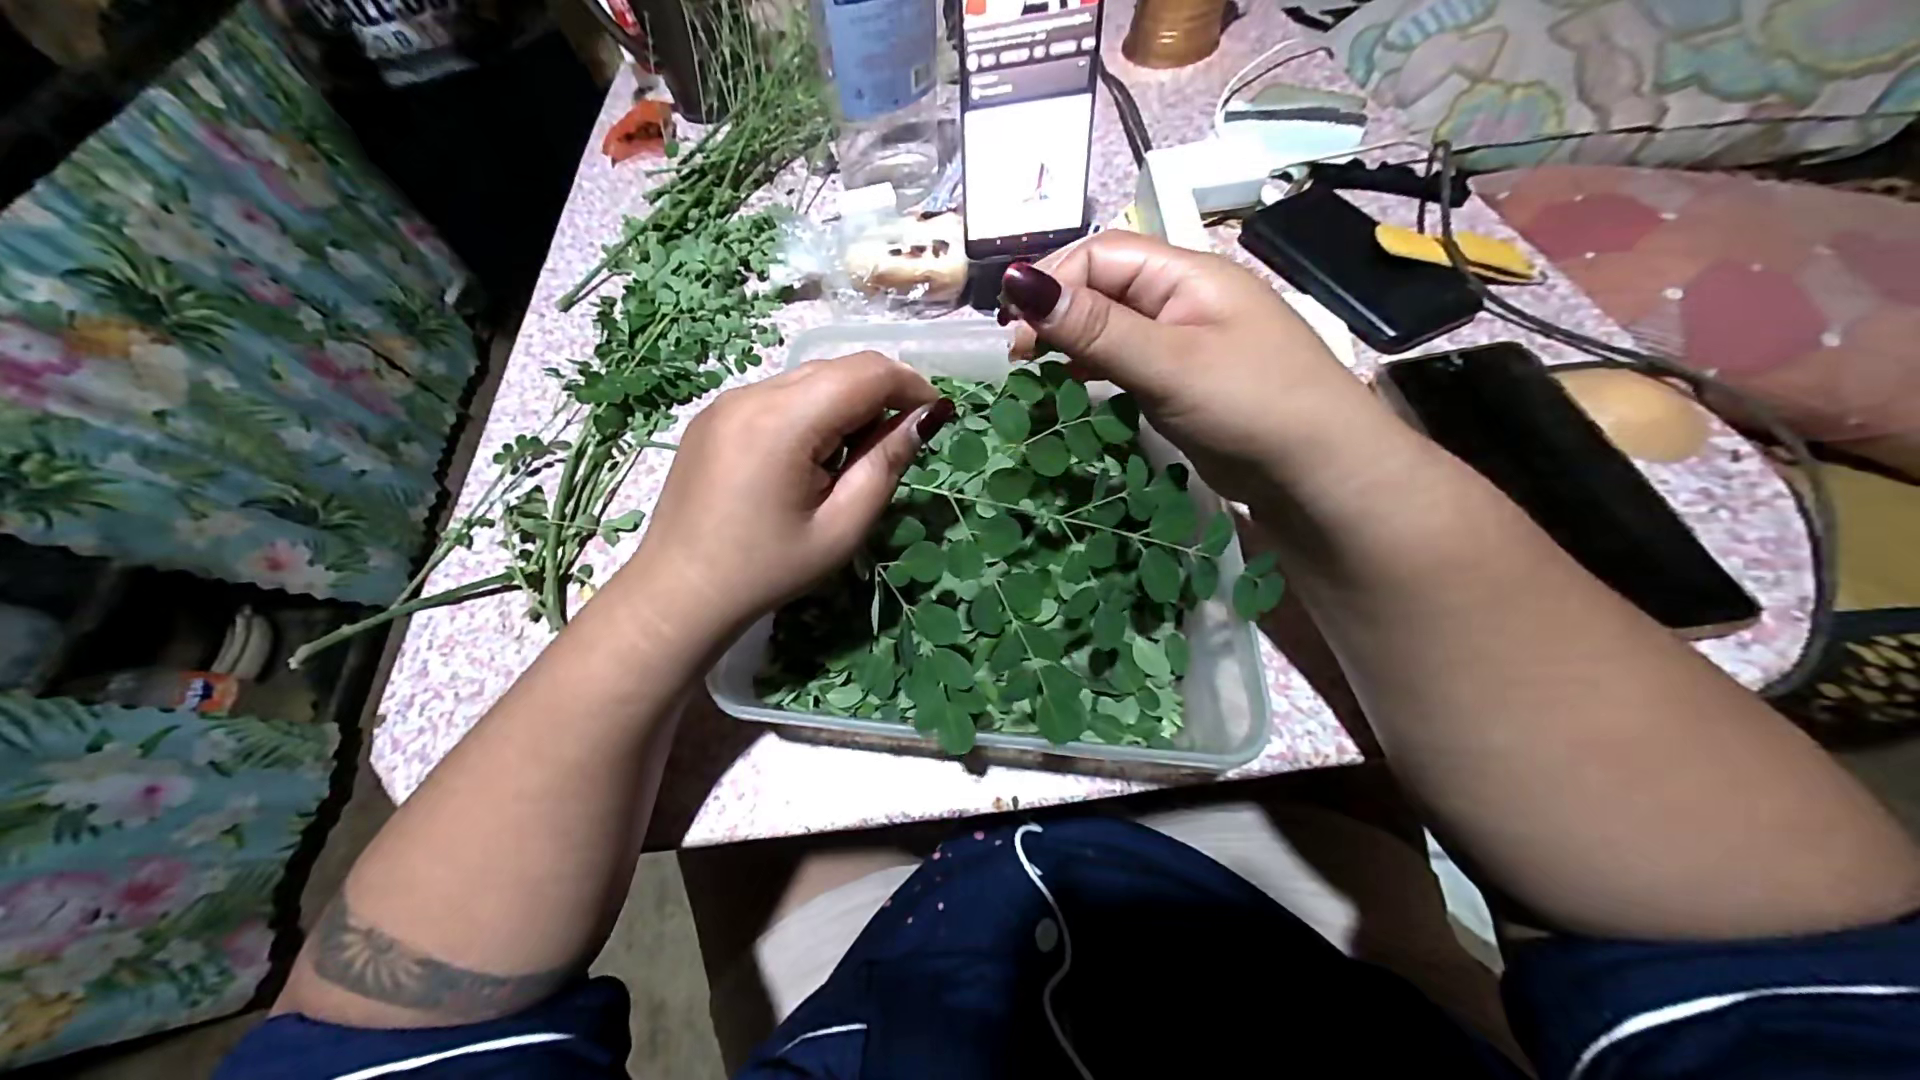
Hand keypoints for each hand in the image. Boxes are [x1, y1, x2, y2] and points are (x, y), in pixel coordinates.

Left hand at [615, 352, 946, 639]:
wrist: (680, 592)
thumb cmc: (768, 570)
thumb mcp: (842, 527)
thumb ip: (886, 464)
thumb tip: (924, 419)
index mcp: (782, 421)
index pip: (866, 373)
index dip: (911, 386)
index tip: (935, 417)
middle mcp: (751, 395)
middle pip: (838, 369)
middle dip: (881, 395)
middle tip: (896, 445)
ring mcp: (727, 401)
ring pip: (810, 379)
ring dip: (847, 404)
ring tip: (852, 460)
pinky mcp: (716, 415)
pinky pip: (781, 396)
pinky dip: (814, 412)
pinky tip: (812, 458)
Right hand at [999, 231, 1398, 504]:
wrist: (1318, 471)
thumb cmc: (1250, 404)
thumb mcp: (1168, 362)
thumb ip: (1095, 326)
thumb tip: (1019, 282)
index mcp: (1186, 272)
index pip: (1101, 254)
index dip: (1052, 282)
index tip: (1013, 329)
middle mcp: (1182, 297)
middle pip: (1102, 285)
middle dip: (1055, 311)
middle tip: (1017, 355)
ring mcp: (1183, 340)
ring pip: (1110, 324)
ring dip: (1069, 340)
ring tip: (1033, 370)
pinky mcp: (1180, 379)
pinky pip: (1125, 359)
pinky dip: (1092, 367)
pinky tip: (1071, 385)